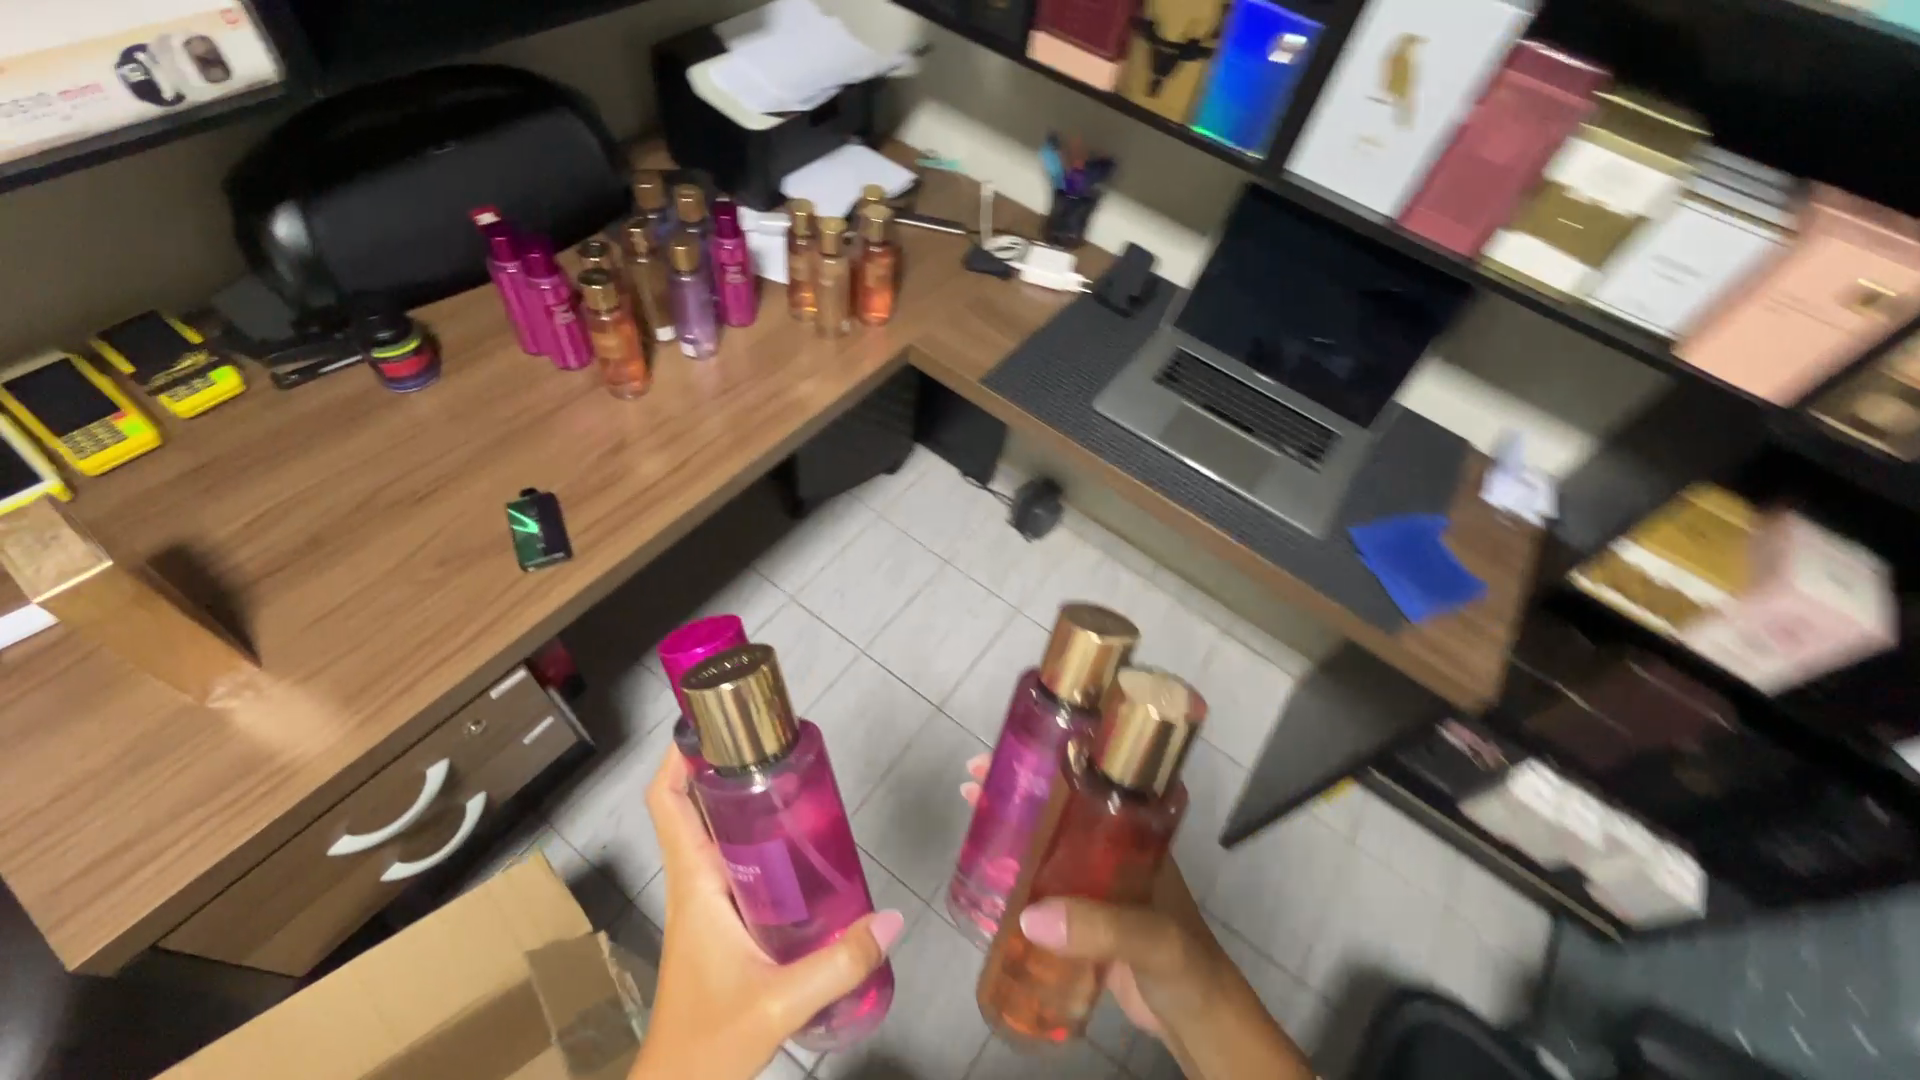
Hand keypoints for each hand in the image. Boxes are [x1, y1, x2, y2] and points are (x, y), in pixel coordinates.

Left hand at [633, 749, 905, 1079]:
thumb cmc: (710, 1042)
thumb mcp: (780, 1003)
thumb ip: (839, 963)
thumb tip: (892, 920)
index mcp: (695, 884)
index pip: (666, 803)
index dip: (678, 756)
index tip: (710, 722)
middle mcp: (694, 883)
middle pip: (691, 806)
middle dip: (722, 766)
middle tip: (774, 743)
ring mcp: (703, 903)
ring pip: (713, 833)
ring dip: (740, 801)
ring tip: (793, 781)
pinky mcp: (716, 923)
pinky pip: (732, 864)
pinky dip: (755, 841)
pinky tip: (798, 850)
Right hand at [959, 754, 1171, 1036]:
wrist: (1199, 1022)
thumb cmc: (1186, 964)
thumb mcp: (1151, 937)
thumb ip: (1101, 927)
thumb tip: (1030, 918)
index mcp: (1134, 837)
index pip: (1090, 786)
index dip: (1052, 765)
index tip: (1012, 757)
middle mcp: (1111, 853)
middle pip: (1060, 811)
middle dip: (1020, 793)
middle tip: (973, 782)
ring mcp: (1096, 888)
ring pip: (1047, 848)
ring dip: (1013, 833)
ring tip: (973, 820)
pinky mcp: (1083, 922)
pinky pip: (1042, 892)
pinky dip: (1015, 883)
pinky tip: (985, 885)